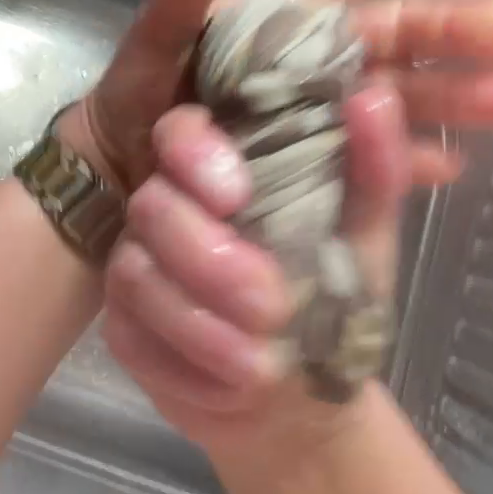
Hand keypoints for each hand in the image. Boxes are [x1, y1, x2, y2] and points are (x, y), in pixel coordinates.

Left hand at [60, 0, 492, 192]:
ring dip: (455, 96)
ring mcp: (317, 110)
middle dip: (454, 27)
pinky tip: (451, 165)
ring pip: (399, 95)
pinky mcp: (315, 163)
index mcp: (280, 10)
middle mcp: (310, 54)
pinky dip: (407, 161)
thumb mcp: (159, 30)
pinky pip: (371, 159)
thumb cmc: (139, 92)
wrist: (121, 169)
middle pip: (394, 30)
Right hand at [102, 87, 414, 450]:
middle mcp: (166, 210)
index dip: (194, 154)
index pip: (177, 132)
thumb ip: (371, 171)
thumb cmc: (333, 302)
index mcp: (218, 175)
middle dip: (208, 259)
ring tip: (260, 367)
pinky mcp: (120, 325)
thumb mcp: (366, 237)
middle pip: (150, 206)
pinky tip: (228, 387)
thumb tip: (371, 95)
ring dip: (197, 323)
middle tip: (273, 304)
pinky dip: (183, 366)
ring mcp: (134, 267)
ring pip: (133, 273)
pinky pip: (129, 334)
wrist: (299, 398)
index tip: (238, 196)